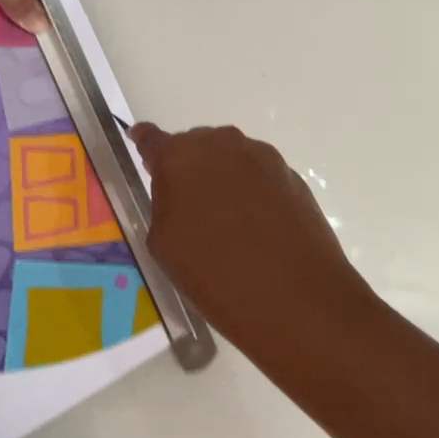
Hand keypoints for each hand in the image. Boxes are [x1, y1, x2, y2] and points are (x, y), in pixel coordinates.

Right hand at [130, 124, 360, 342]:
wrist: (297, 298)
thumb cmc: (216, 275)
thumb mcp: (164, 246)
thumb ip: (164, 204)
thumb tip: (177, 190)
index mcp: (178, 158)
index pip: (151, 139)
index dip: (145, 143)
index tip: (141, 145)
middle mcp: (219, 144)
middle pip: (193, 146)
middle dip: (188, 169)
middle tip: (191, 211)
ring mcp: (259, 156)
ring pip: (228, 158)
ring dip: (222, 179)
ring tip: (228, 225)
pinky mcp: (291, 174)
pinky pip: (258, 175)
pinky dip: (251, 192)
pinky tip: (258, 230)